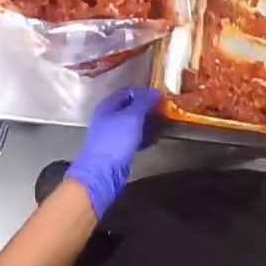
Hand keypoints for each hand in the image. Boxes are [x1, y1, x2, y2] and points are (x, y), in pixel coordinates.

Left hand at [66, 87, 160, 215]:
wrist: (101, 173)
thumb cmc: (115, 141)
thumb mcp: (131, 118)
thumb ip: (143, 103)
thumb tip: (154, 92)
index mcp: (107, 107)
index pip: (126, 92)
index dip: (142, 92)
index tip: (158, 97)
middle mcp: (108, 118)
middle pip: (129, 108)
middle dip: (147, 108)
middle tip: (163, 110)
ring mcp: (112, 135)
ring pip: (132, 124)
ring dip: (147, 123)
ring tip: (163, 124)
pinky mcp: (117, 150)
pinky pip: (133, 138)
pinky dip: (144, 137)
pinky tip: (155, 139)